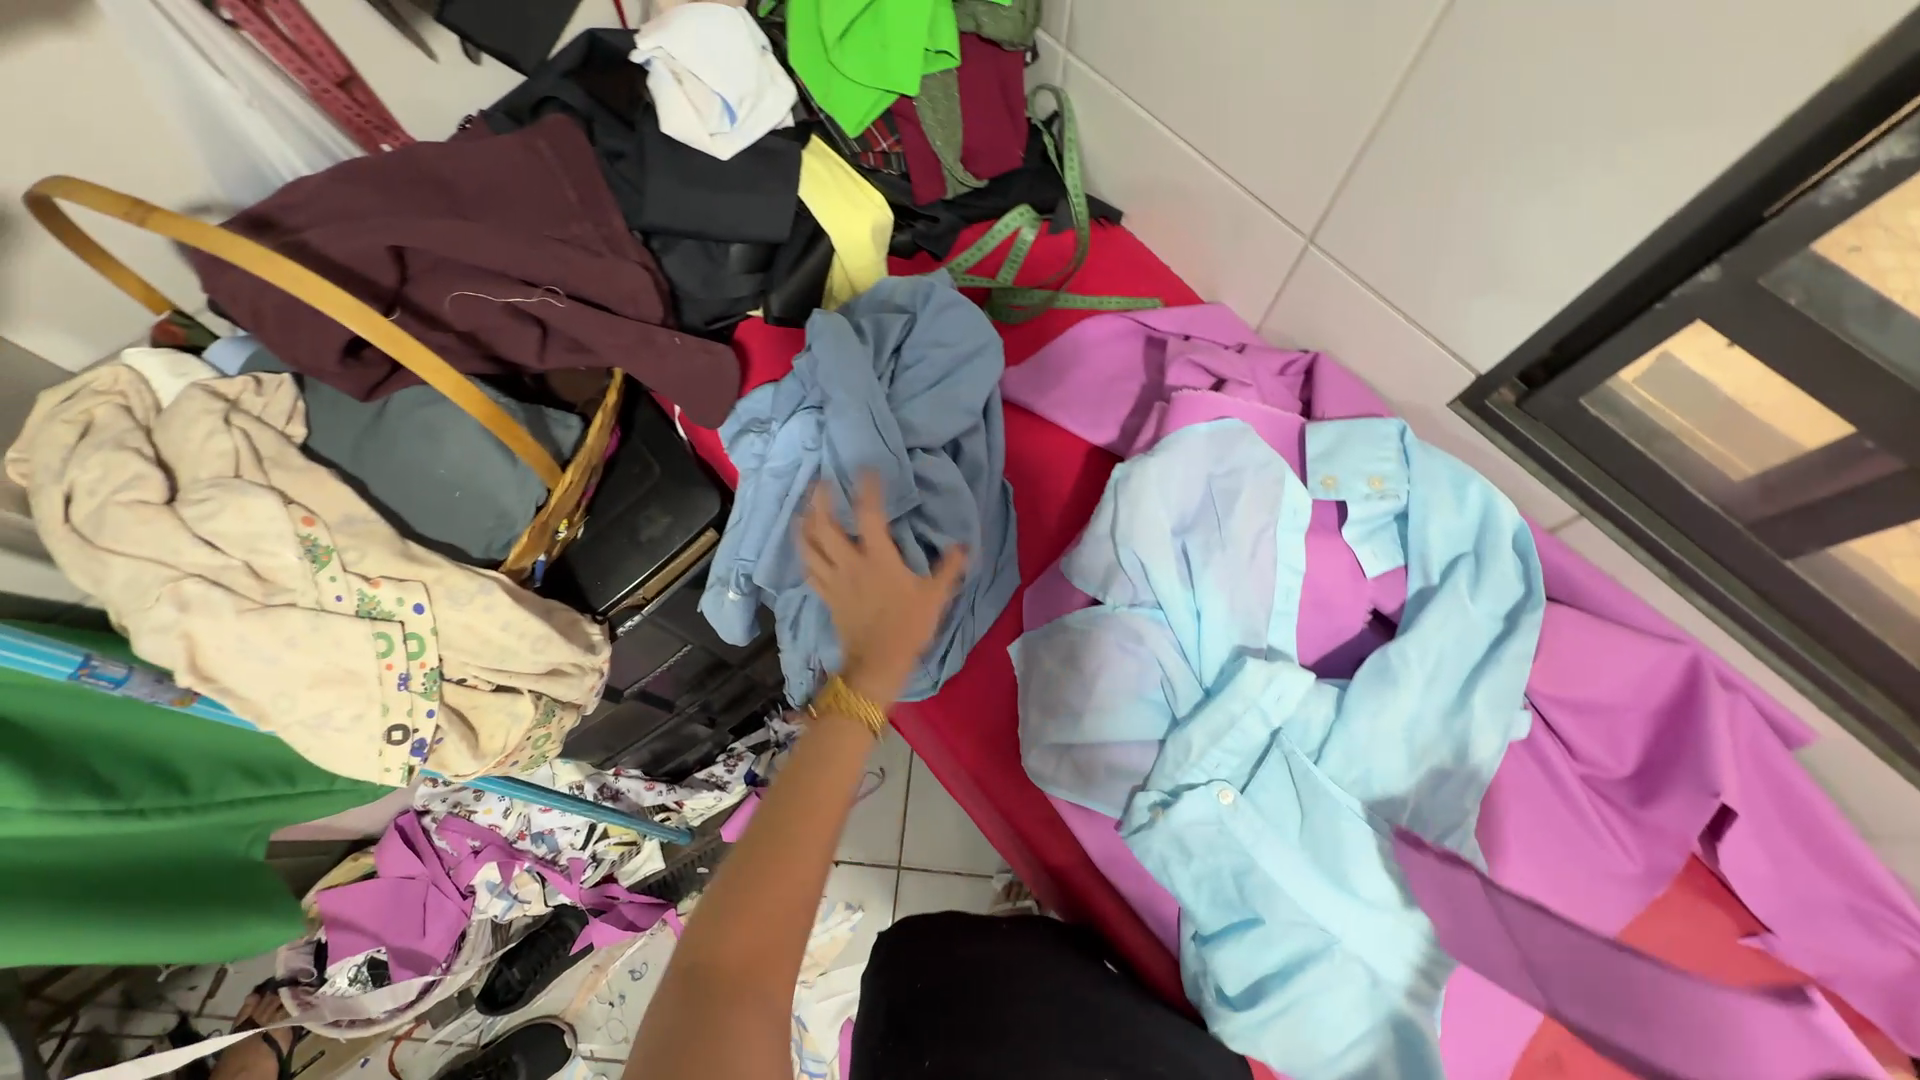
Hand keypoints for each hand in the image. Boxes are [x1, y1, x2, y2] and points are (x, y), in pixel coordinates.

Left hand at [798, 472, 968, 708]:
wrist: (878, 663)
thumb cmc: (909, 627)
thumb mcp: (935, 596)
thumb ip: (948, 568)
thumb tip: (962, 545)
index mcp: (878, 558)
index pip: (869, 515)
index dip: (867, 489)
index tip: (866, 470)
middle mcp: (850, 563)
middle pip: (825, 525)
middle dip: (820, 500)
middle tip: (820, 481)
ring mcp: (833, 580)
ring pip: (809, 546)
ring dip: (804, 524)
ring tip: (804, 509)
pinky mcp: (826, 596)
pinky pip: (809, 570)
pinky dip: (805, 554)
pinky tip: (805, 546)